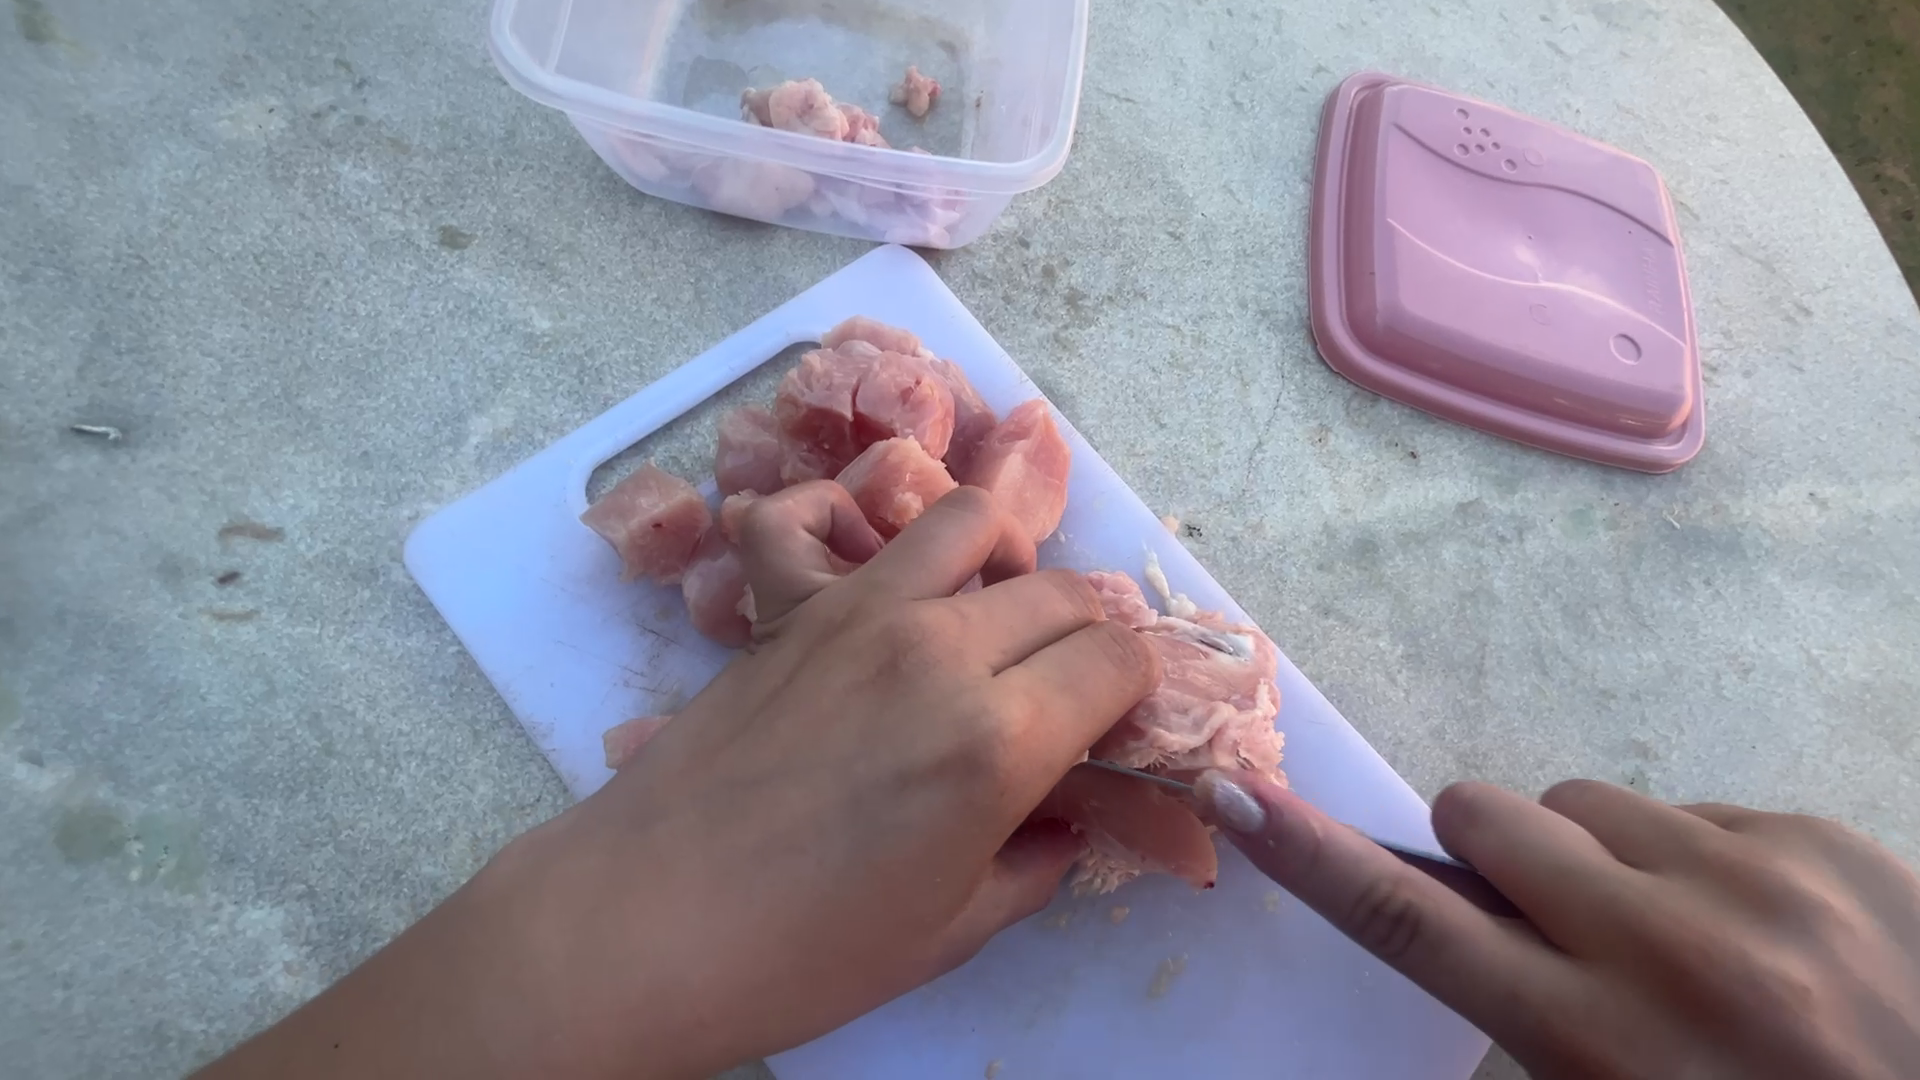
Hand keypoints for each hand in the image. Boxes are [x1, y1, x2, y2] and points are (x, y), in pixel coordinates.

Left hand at [198, 487, 1159, 1079]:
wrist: (646, 923)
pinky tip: (869, 570)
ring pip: (970, 521)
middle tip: (1069, 677)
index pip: (1119, 660)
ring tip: (989, 607)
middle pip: (1065, 592)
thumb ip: (1041, 857)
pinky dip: (852, 518)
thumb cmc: (807, 951)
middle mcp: (941, 648)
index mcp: (998, 740)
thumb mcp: (956, 928)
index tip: (1121, 714)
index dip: (1139, 683)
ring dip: (1004, 558)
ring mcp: (859, 608)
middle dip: (1091, 631)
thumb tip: (1078, 811)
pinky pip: (820, 513)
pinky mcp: (791, 602)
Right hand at [1195, 772, 1919, 1078]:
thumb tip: (1446, 902)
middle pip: (1479, 813)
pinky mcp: (1837, 842)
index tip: (1232, 792)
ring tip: (1695, 939)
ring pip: (1578, 800)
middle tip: (1564, 925)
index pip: (1403, 920)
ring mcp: (1766, 884)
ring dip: (1603, 858)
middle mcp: (1678, 953)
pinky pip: (1686, 806)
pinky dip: (1700, 858)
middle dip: (1495, 854)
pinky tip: (1782, 934)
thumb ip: (1513, 1017)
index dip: (1305, 850)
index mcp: (1606, 1044)